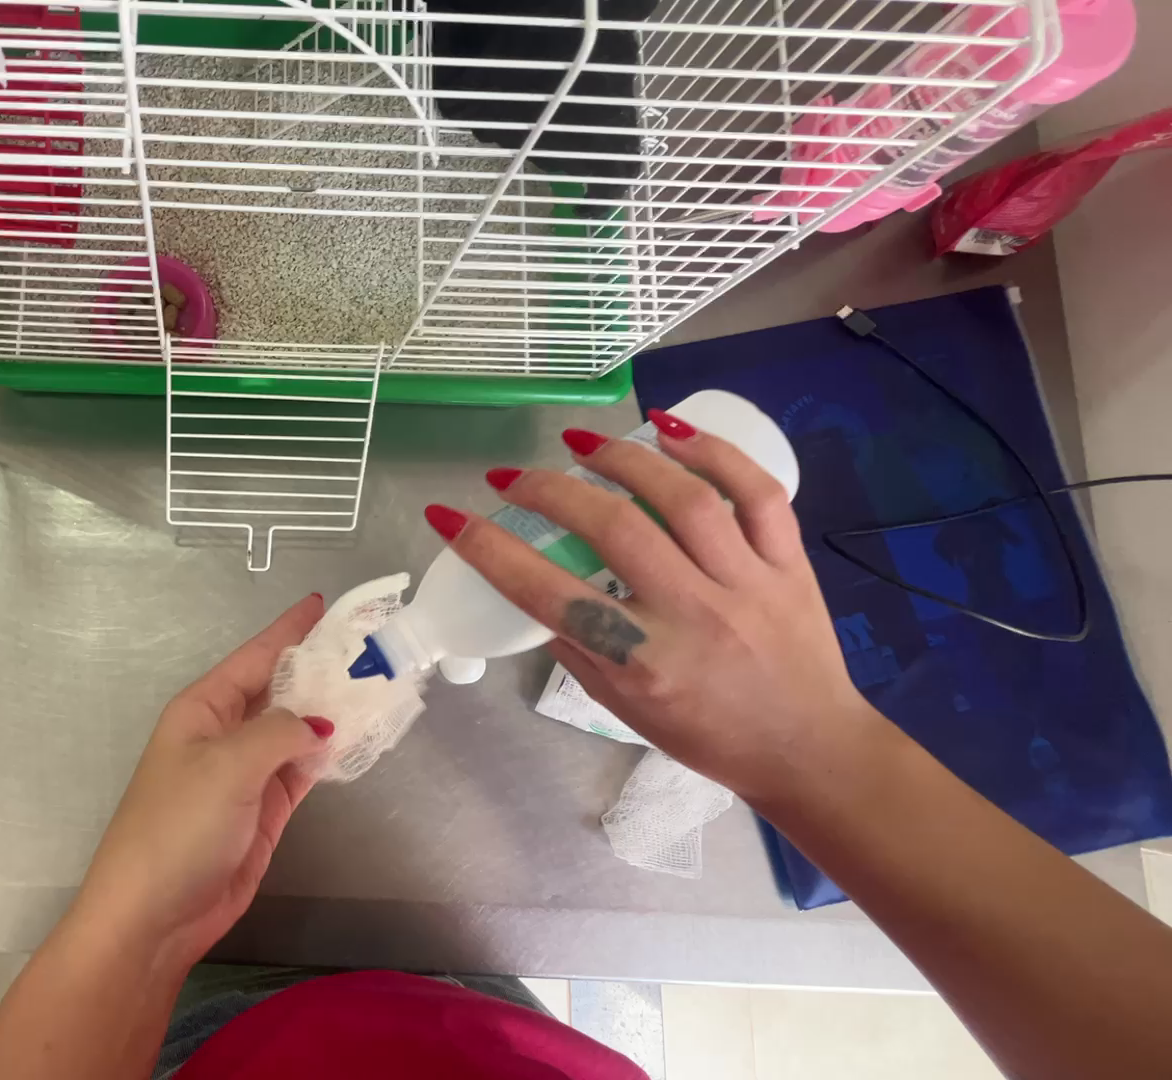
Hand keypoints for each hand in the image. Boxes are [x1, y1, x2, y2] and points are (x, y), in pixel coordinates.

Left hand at [71, 595, 331, 968]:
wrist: (155, 913)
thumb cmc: (178, 825)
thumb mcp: (227, 766)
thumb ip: (278, 733)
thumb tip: (320, 724)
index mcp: (203, 708)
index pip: (254, 657)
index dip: (288, 630)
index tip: (322, 604)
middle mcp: (225, 732)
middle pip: (278, 689)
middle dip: (317, 668)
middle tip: (367, 647)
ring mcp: (246, 771)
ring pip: (295, 729)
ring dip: (329, 711)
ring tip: (375, 685)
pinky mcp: (264, 807)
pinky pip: (302, 768)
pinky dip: (327, 754)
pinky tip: (356, 739)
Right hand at [438, 413, 885, 802]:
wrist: (811, 752)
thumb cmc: (702, 735)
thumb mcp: (617, 705)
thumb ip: (573, 645)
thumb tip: (535, 592)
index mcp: (640, 661)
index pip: (545, 593)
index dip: (487, 548)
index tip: (448, 515)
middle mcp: (691, 615)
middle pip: (612, 529)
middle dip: (547, 490)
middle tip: (509, 476)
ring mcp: (747, 583)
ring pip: (684, 498)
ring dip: (621, 457)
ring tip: (578, 441)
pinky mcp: (790, 563)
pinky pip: (758, 493)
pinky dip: (714, 451)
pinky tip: (670, 427)